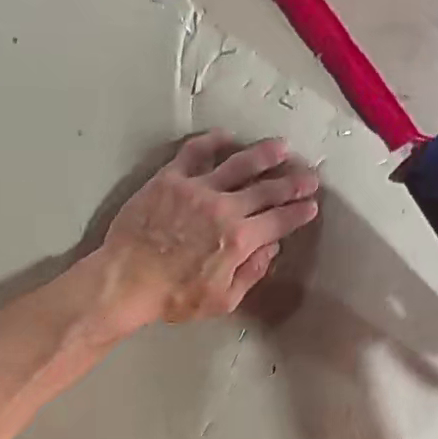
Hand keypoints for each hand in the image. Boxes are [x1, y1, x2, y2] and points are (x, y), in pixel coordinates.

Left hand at [90, 131, 320, 329]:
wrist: (125, 280)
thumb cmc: (173, 297)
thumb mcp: (221, 300)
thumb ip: (250, 273)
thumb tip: (269, 250)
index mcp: (240, 239)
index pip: (280, 221)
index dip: (299, 212)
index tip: (312, 206)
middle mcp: (224, 208)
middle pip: (267, 189)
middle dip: (293, 183)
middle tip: (309, 176)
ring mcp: (196, 188)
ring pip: (238, 163)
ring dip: (264, 154)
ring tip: (280, 147)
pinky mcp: (170, 179)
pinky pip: (194, 153)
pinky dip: (212, 142)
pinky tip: (225, 137)